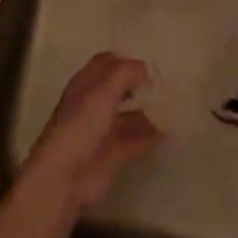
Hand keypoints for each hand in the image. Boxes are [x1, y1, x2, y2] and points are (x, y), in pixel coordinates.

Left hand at [22, 53, 163, 212]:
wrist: (65, 176)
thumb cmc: (81, 126)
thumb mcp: (102, 92)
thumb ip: (124, 74)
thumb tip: (144, 67)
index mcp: (85, 85)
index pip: (105, 63)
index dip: (124, 61)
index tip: (147, 64)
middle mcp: (93, 104)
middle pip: (119, 89)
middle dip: (139, 85)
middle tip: (163, 85)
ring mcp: (103, 130)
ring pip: (129, 115)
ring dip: (147, 111)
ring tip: (172, 108)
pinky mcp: (113, 154)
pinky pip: (136, 140)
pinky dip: (151, 136)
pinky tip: (168, 132)